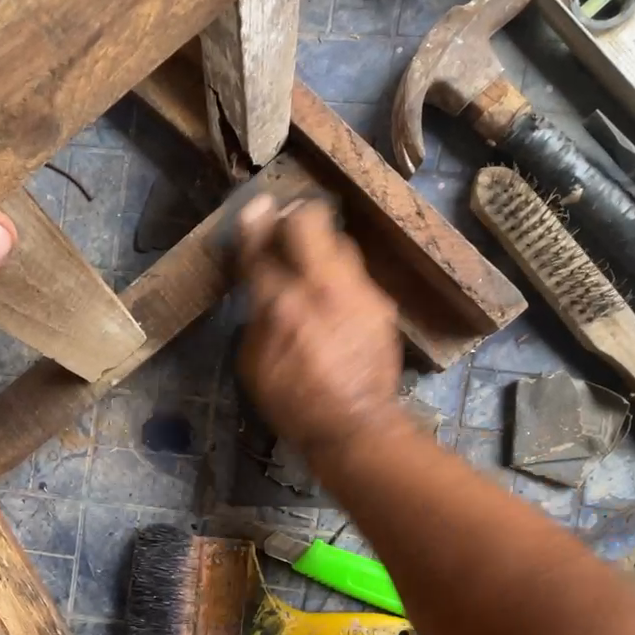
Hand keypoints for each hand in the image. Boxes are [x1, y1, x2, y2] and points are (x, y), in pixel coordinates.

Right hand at [235, 196, 405, 456]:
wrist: (355, 426)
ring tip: (309, 256)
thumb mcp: (255, 366)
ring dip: (320, 243)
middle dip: (293, 216)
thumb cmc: (293, 403)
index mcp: (281, 305)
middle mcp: (322, 287)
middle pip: (310, 222)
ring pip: (339, 243)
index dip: (254, 226)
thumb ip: (258, 320)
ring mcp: (358, 292)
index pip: (262, 250)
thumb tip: (261, 295)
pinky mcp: (381, 304)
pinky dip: (338, 275)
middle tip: (284, 222)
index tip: (253, 209)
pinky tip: (331, 293)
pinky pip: (355, 274)